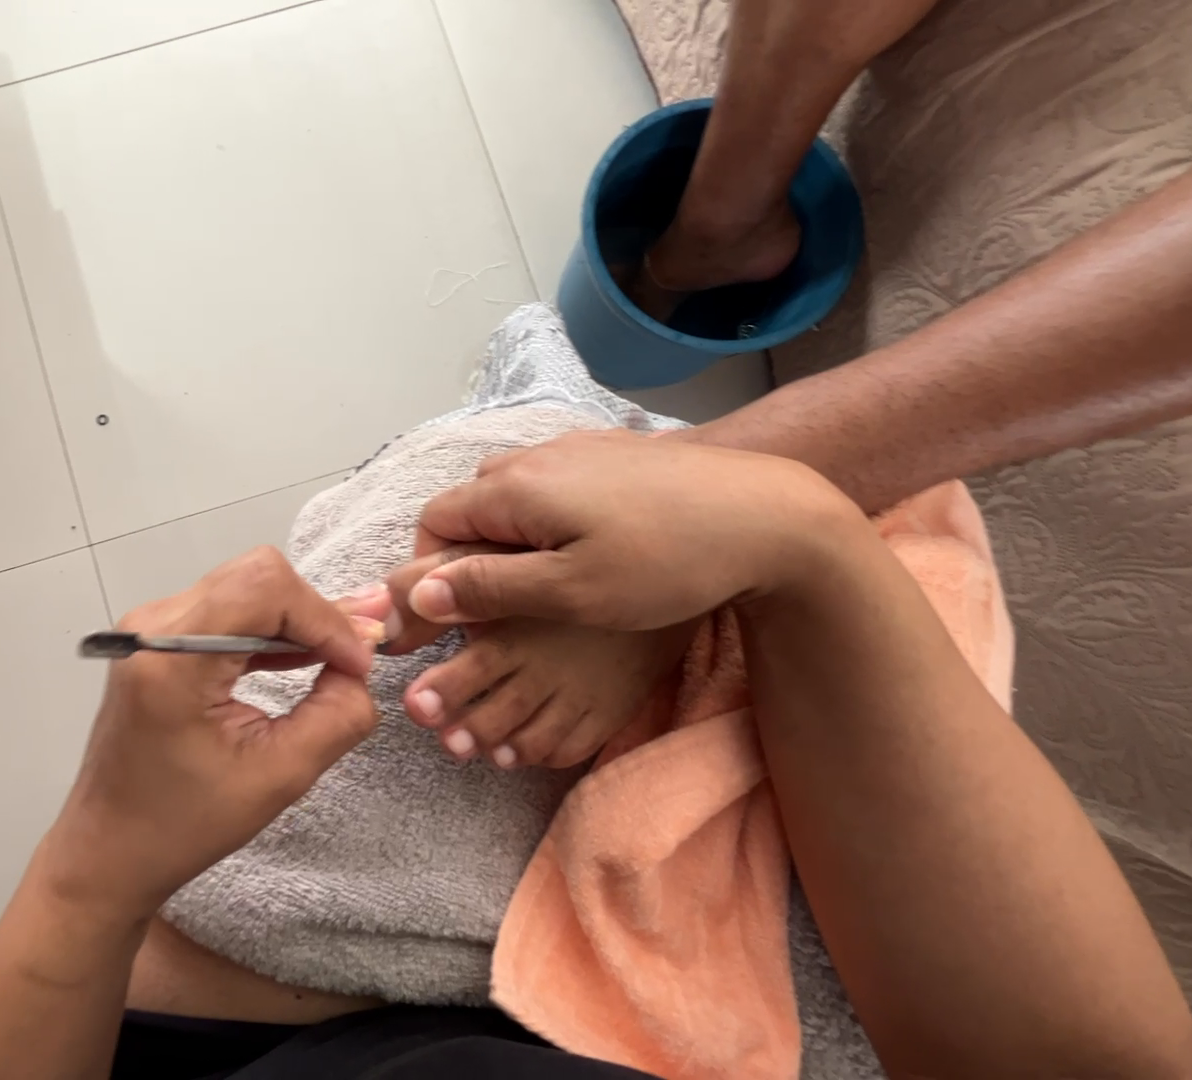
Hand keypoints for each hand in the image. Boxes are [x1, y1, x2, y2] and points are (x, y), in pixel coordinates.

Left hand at [42, 548, 380, 920]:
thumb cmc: (180, 824)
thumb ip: (336, 717)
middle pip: (258, 576)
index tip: (356, 665)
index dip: (325, 617)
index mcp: (171, 657)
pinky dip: (273, 629)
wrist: (110, 847)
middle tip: (350, 662)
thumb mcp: (277, 777)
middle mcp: (154, 625)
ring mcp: (153, 627)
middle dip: (316, 614)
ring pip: (248, 586)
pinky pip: (231, 609)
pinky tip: (300, 660)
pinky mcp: (161, 638)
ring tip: (333, 663)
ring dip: (298, 621)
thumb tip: (360, 671)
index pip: (266, 586)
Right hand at [382, 431, 862, 649]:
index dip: (433, 568)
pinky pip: (552, 476)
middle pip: (470, 501)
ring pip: (512, 487)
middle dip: (470, 549)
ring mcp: (577, 444)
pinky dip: (546, 510)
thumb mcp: (570, 593)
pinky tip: (591, 538)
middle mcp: (536, 454)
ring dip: (510, 530)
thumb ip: (489, 589)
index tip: (460, 610)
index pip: (435, 520)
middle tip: (505, 598)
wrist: (770, 515)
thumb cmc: (665, 564)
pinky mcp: (612, 447)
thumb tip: (421, 592)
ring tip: (548, 571)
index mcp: (515, 487)